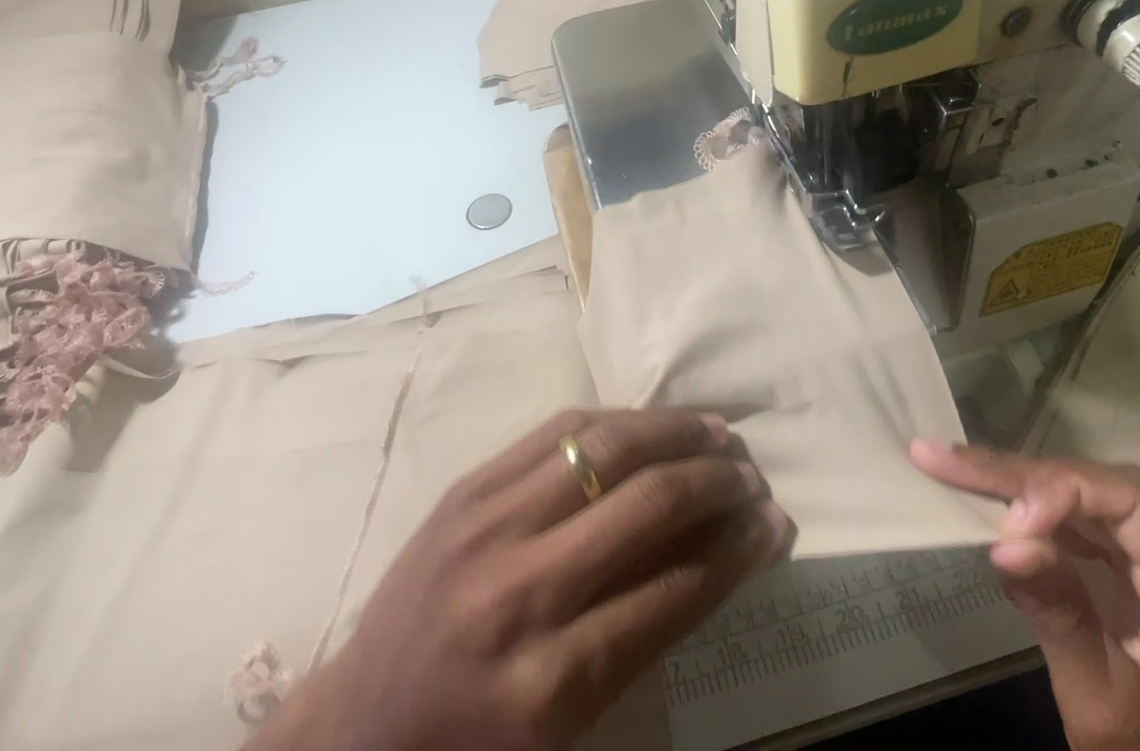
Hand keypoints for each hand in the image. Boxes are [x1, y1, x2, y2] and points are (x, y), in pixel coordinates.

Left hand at [249, 409, 792, 750]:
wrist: (364, 721)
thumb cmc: (479, 738)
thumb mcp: (572, 722)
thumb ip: (647, 634)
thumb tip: (723, 551)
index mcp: (551, 682)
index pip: (675, 593)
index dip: (738, 552)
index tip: (776, 525)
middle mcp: (519, 594)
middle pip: (646, 507)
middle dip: (716, 484)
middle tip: (752, 476)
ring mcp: (484, 528)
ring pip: (603, 448)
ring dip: (673, 433)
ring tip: (716, 432)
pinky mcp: (463, 490)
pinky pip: (554, 431)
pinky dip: (615, 420)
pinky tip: (649, 424)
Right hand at [911, 441, 1139, 750]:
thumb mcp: (1102, 707)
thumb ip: (1060, 618)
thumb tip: (1004, 541)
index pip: (1135, 503)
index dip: (1063, 490)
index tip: (1004, 518)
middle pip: (1108, 491)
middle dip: (1020, 476)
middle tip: (939, 459)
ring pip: (1097, 497)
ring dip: (1020, 486)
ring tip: (949, 468)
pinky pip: (1097, 521)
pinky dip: (1041, 512)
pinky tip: (991, 502)